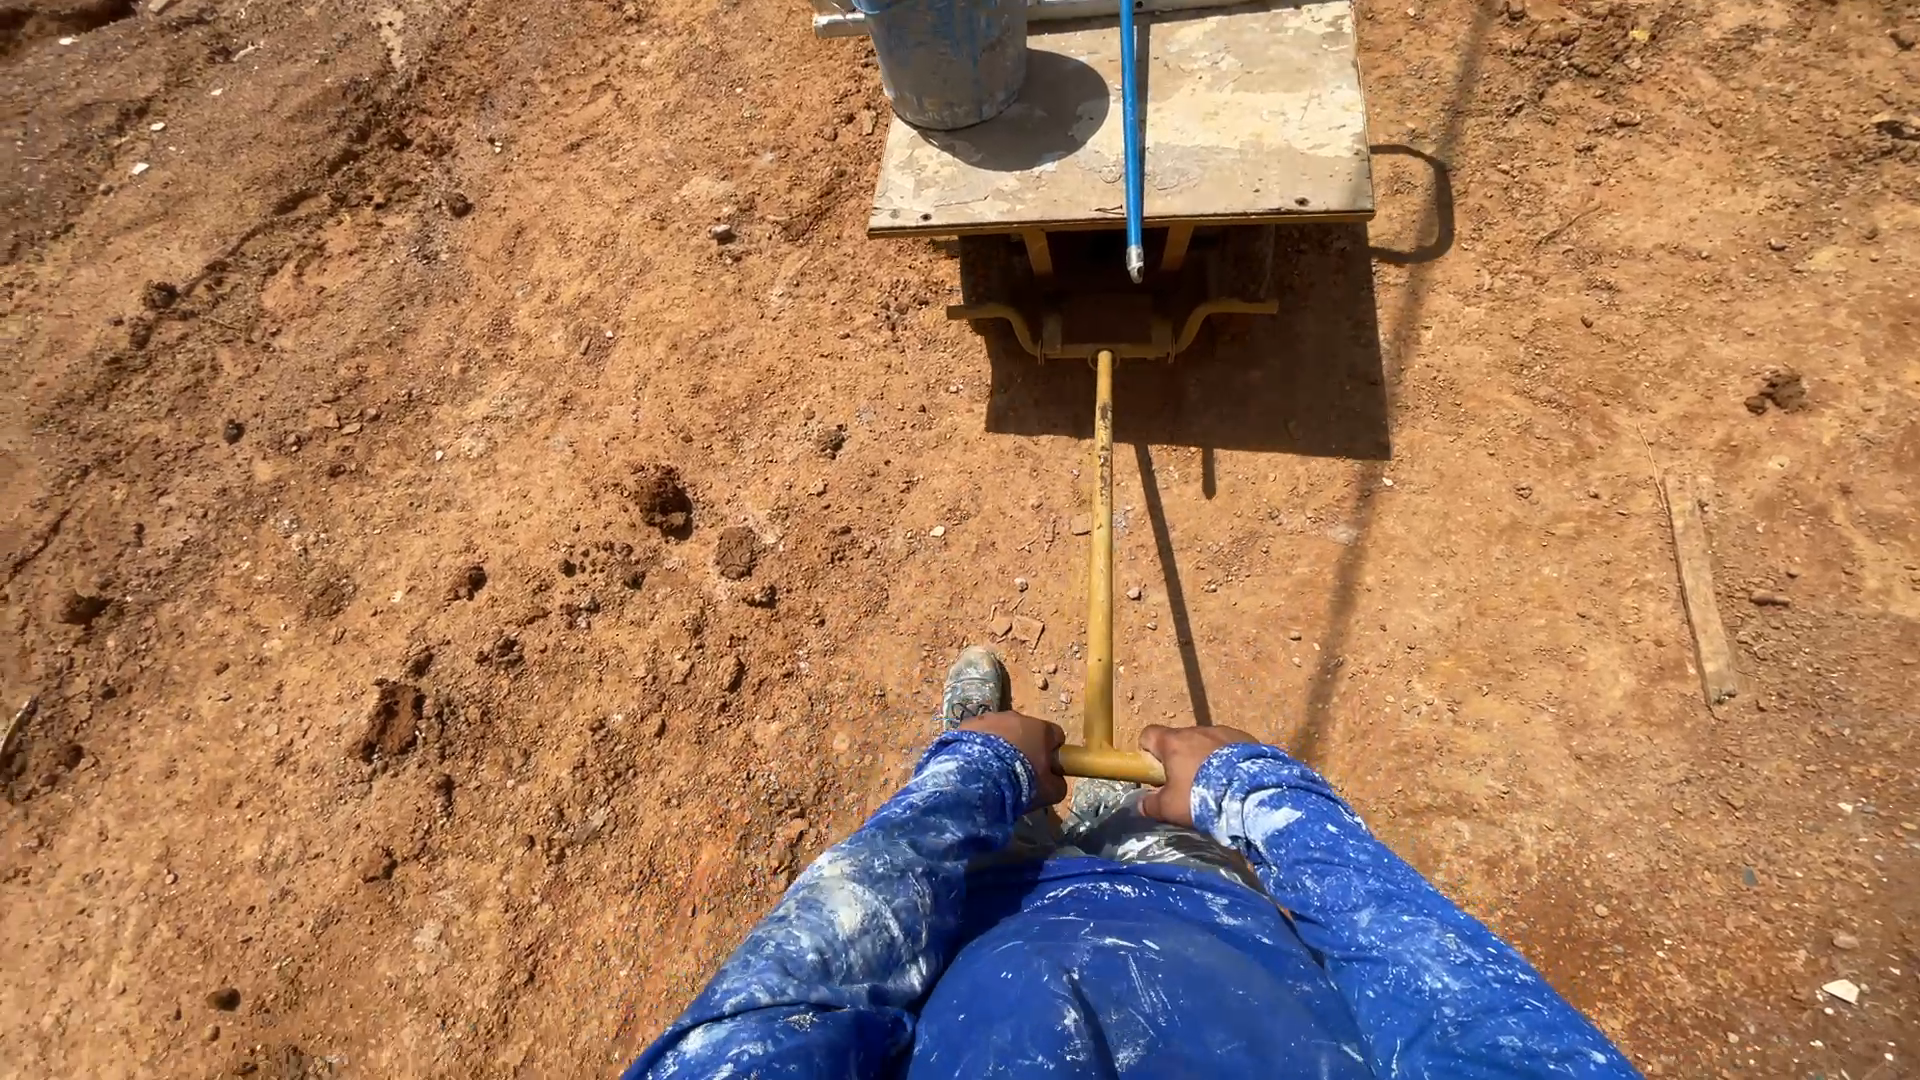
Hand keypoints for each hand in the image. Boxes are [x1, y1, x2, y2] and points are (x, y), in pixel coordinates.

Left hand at [959, 711, 1067, 807]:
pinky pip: (979, 733)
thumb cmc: (1021, 782)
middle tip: (1016, 771)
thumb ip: (1058, 783)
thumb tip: (1056, 780)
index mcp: (1040, 729)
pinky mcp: (969, 723)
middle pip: (1026, 730)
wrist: (979, 779)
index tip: (1046, 768)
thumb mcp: (1050, 792)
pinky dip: (979, 746)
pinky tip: (975, 765)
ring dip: (1000, 745)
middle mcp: (1017, 717)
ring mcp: (991, 717)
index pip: (1055, 735)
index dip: (1053, 752)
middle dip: (1024, 746)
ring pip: (1001, 730)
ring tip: (992, 769)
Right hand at [1138, 724, 1259, 826]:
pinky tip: (1237, 780)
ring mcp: (1223, 732)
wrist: (1254, 794)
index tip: (1157, 771)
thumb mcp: (1171, 808)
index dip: (1149, 751)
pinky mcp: (1246, 739)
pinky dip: (1228, 759)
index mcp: (1173, 742)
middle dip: (1181, 758)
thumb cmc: (1204, 798)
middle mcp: (1196, 730)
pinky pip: (1230, 746)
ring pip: (1206, 743)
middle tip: (1189, 785)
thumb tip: (1140, 805)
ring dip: (1206, 758)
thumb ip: (1152, 805)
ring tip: (1218, 784)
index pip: (1149, 734)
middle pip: (1180, 739)